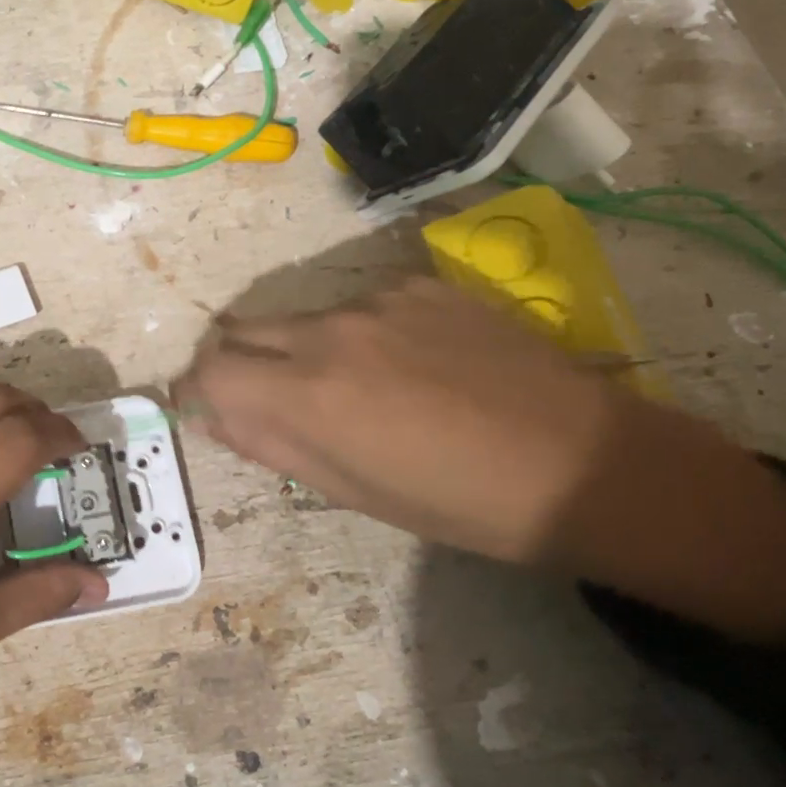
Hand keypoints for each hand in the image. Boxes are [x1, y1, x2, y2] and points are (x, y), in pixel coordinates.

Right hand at [173, 278, 785, 642]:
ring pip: (301, 317)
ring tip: (357, 387)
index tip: (209, 410)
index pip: (208, 371)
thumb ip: (270, 444)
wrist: (588, 463)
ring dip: (301, 348)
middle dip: (238, 363)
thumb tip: (214, 415)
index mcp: (307, 395)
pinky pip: (358, 303)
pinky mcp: (418, 282)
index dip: (197, 392)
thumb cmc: (461, 503)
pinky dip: (358, 331)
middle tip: (270, 399)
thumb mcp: (352, 492)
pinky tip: (409, 363)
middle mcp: (327, 331)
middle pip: (241, 330)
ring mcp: (376, 299)